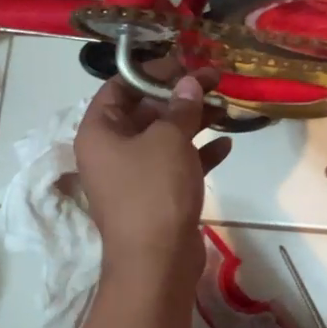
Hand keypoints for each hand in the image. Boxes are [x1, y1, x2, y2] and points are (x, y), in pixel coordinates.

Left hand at [75, 66, 231, 278]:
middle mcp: (110, 150)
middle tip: (214, 80)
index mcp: (99, 131)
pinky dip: (198, 153)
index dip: (150, 70)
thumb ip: (181, 106)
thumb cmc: (154, 191)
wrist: (156, 264)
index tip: (183, 63)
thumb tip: (189, 81)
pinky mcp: (154, 197)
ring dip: (193, 121)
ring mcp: (132, 175)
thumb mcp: (170, 139)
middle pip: (144, 109)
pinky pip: (176, 164)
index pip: (119, 86)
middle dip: (179, 95)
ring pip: (163, 137)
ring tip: (226, 106)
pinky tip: (227, 144)